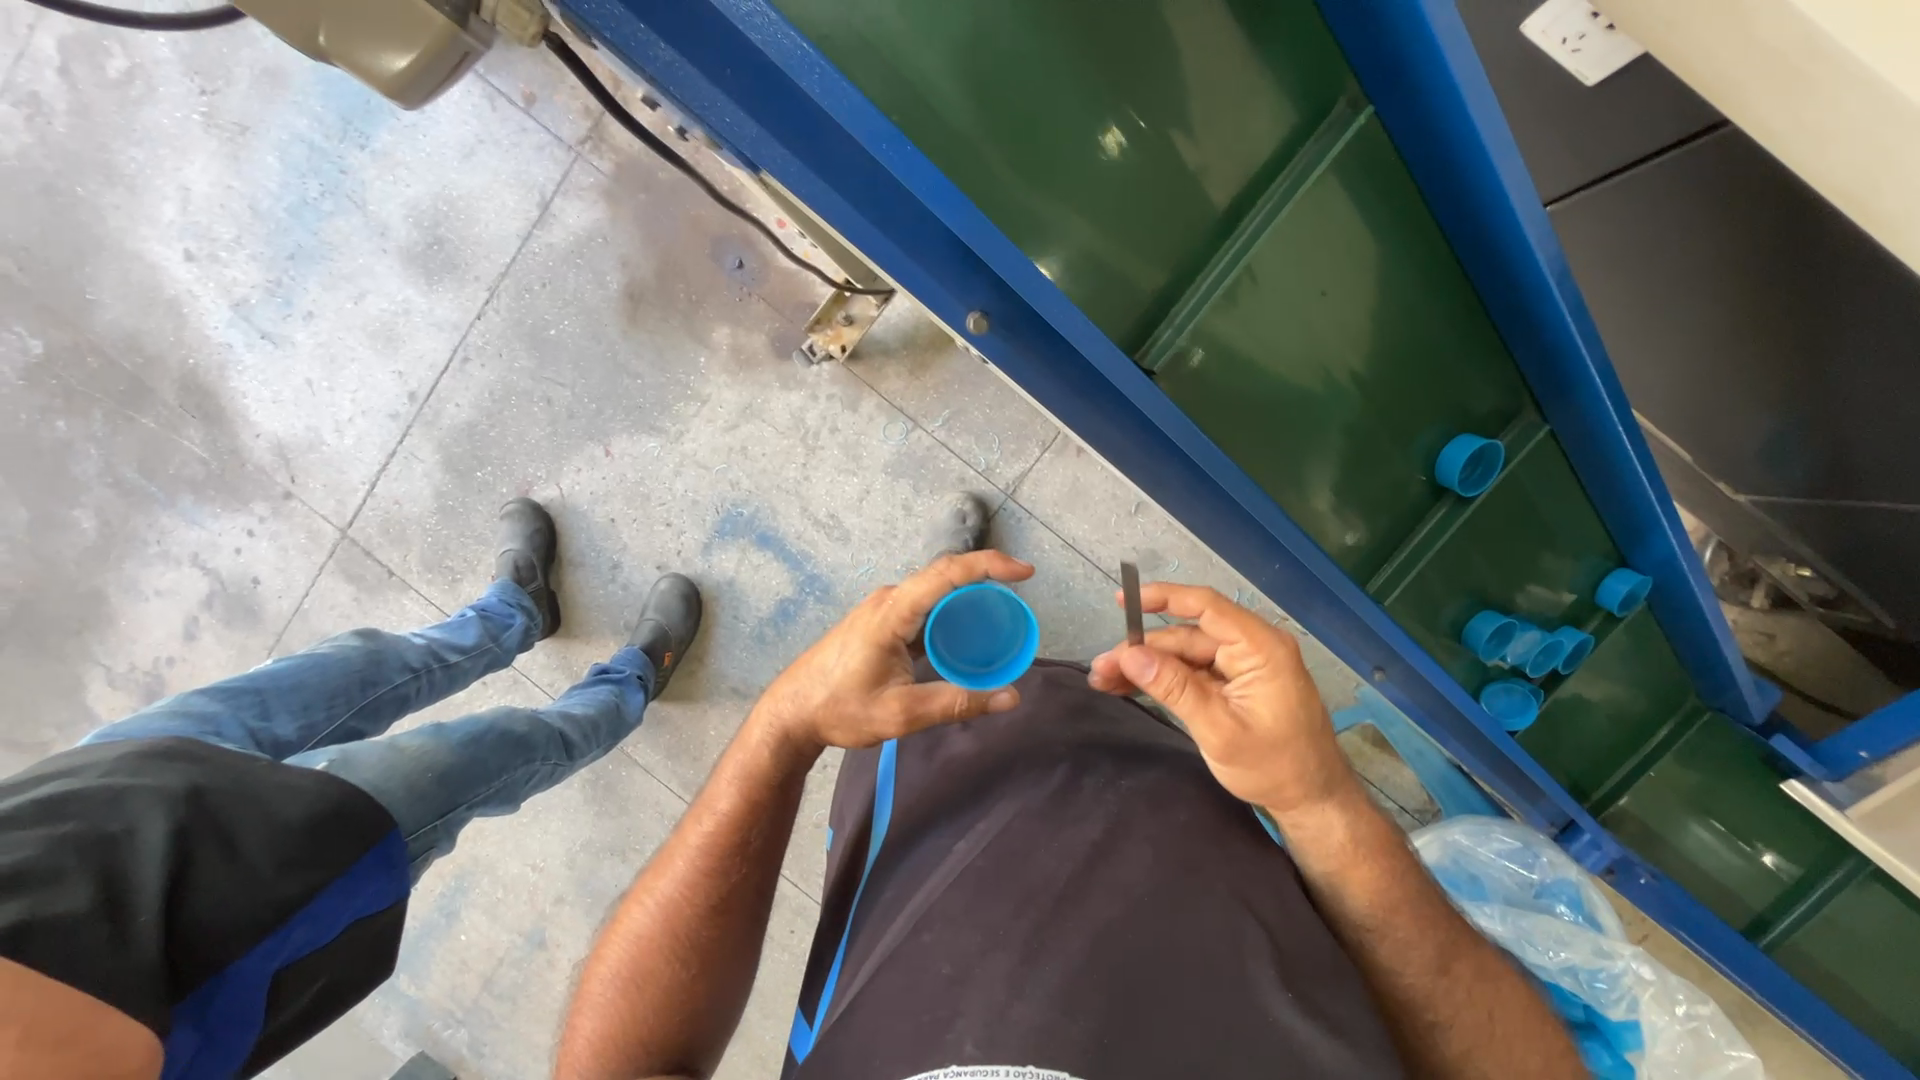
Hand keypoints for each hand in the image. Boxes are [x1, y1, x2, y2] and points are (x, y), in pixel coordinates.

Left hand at [751, 550, 1034, 752]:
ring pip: (934, 589)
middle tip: (1021, 596)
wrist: (792, 711)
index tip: (1025, 572)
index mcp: (893, 612)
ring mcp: (882, 608)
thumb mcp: (903, 714)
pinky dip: (950, 611)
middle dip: (986, 577)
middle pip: (944, 574)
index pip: (948, 573)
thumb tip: (1011, 698)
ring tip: (1001, 613)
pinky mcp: (880, 621)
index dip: (990, 565)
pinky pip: (923, 605)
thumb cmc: (841, 710)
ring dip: (967, 595)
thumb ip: (958, 703)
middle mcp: (888, 600)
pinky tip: (966, 631)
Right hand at [1089, 583, 1356, 815]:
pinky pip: (1192, 672)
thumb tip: (1130, 656)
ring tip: (1104, 681)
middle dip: (1141, 650)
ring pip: (1183, 655)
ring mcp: (1242, 667)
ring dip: (1146, 667)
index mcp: (1259, 648)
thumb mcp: (1218, 729)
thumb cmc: (1274, 766)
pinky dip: (1162, 680)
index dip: (1162, 598)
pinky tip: (1129, 687)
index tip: (1123, 602)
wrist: (1312, 801)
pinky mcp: (1234, 685)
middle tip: (1100, 670)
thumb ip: (1174, 688)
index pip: (1205, 607)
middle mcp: (1251, 648)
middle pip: (1185, 635)